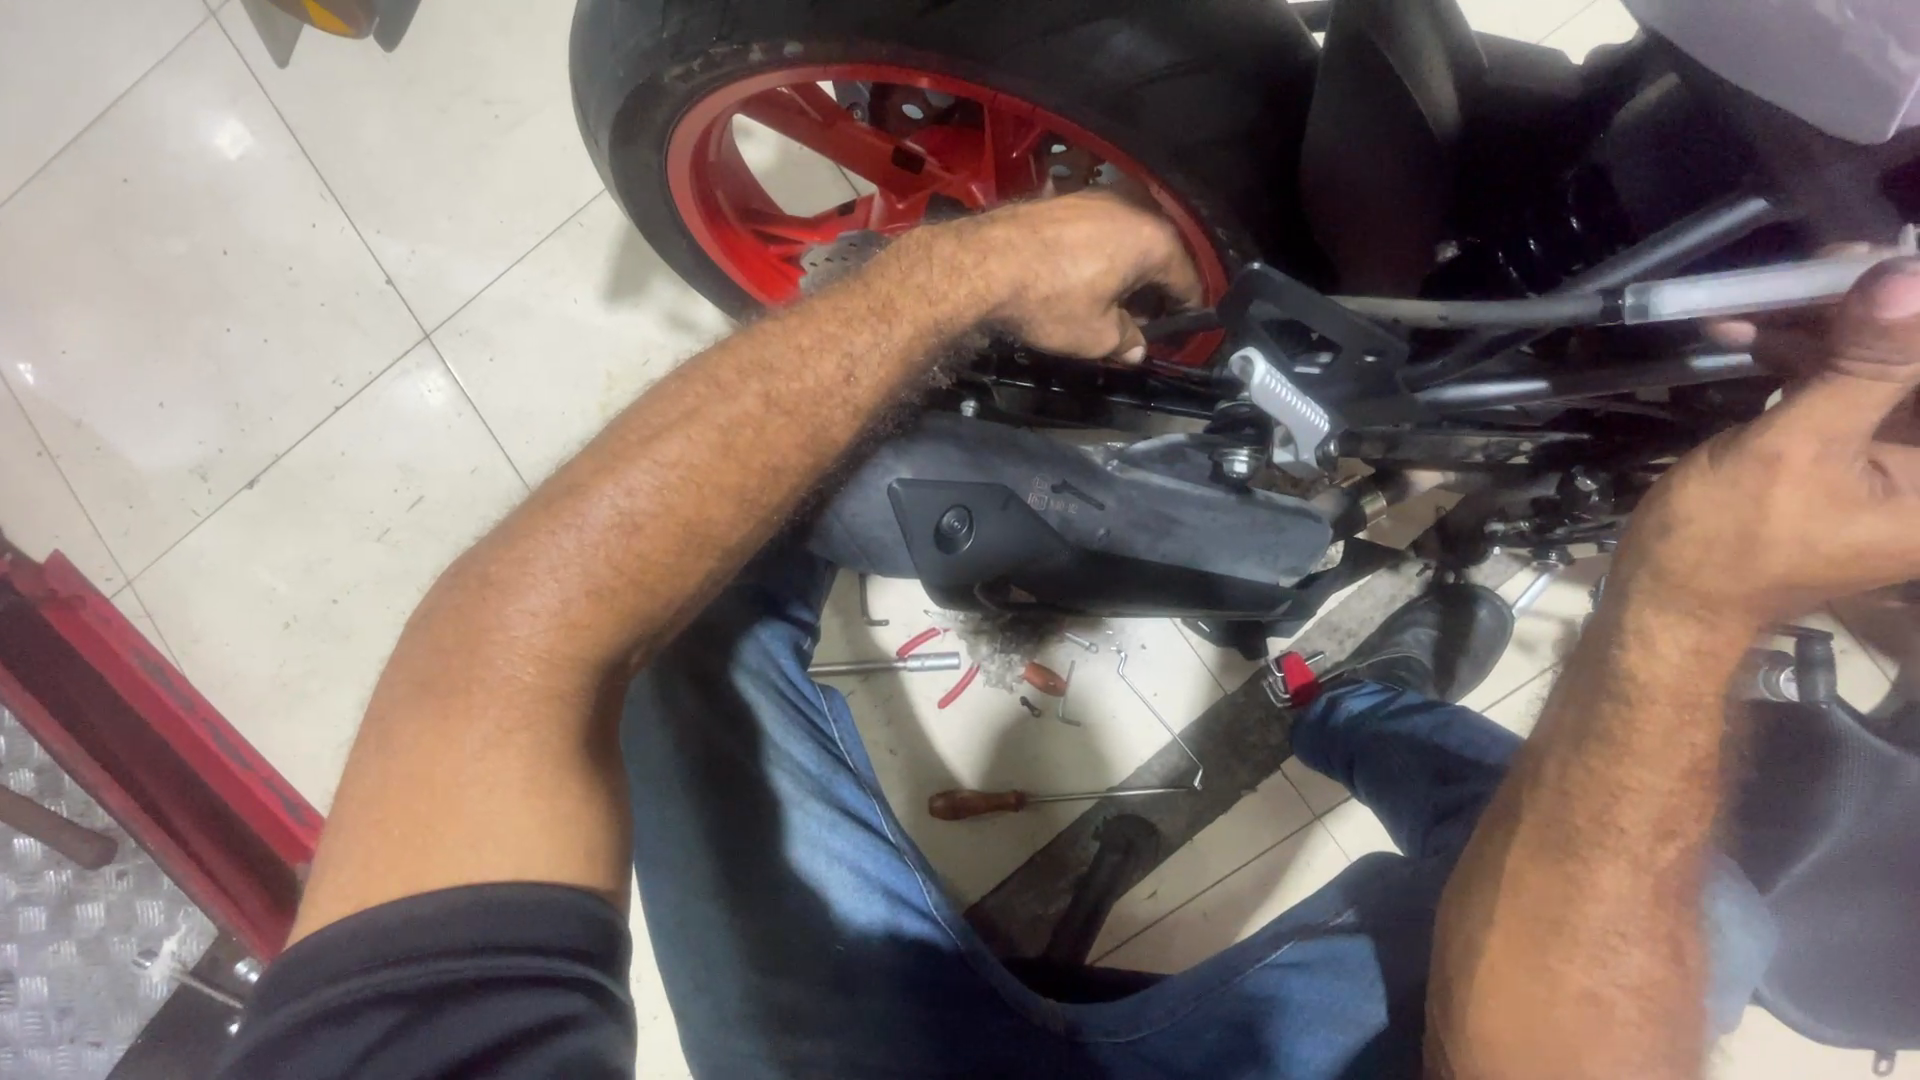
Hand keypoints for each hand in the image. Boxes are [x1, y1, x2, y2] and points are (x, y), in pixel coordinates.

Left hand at [919, 191, 1204, 362]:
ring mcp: (1098, 196)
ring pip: (1127, 240)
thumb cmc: (1050, 300)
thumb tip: (1136, 349)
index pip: (1188, 280)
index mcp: (1156, 240)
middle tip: (1141, 325)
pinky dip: (1098, 255)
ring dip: (1124, 272)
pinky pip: (1097, 231)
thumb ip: (1126, 341)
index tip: (1180, 332)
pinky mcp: (1065, 199)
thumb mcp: (1096, 336)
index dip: (1187, 312)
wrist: (984, 263)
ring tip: (1109, 304)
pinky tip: (1081, 279)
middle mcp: (1134, 207)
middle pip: (1158, 256)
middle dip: (1153, 291)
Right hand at [1615, 257, 1919, 623]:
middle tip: (1823, 269)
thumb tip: (1907, 276)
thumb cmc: (1727, 540)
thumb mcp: (1791, 451)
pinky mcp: (1854, 453)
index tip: (1893, 265)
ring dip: (1831, 329)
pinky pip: (1849, 389)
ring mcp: (1901, 459)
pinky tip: (1751, 338)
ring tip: (1769, 297)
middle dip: (1884, 311)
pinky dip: (1803, 361)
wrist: (1670, 597)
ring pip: (1890, 368)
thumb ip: (1861, 368)